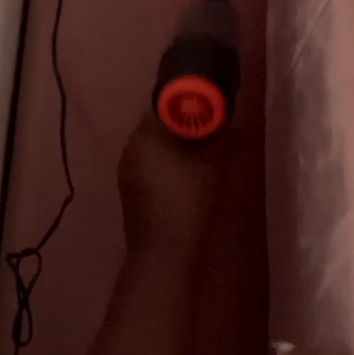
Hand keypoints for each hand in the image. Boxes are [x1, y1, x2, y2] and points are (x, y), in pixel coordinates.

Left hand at [116, 112, 217, 258]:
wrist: (162, 251)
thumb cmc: (186, 203)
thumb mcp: (208, 167)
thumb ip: (215, 139)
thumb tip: (226, 123)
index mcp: (145, 136)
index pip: (163, 105)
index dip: (187, 103)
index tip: (208, 106)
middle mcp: (130, 147)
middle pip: (155, 123)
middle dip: (181, 123)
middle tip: (210, 126)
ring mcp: (127, 168)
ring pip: (151, 144)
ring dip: (173, 142)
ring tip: (201, 149)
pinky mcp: (129, 186)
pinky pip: (148, 162)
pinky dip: (165, 160)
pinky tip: (185, 170)